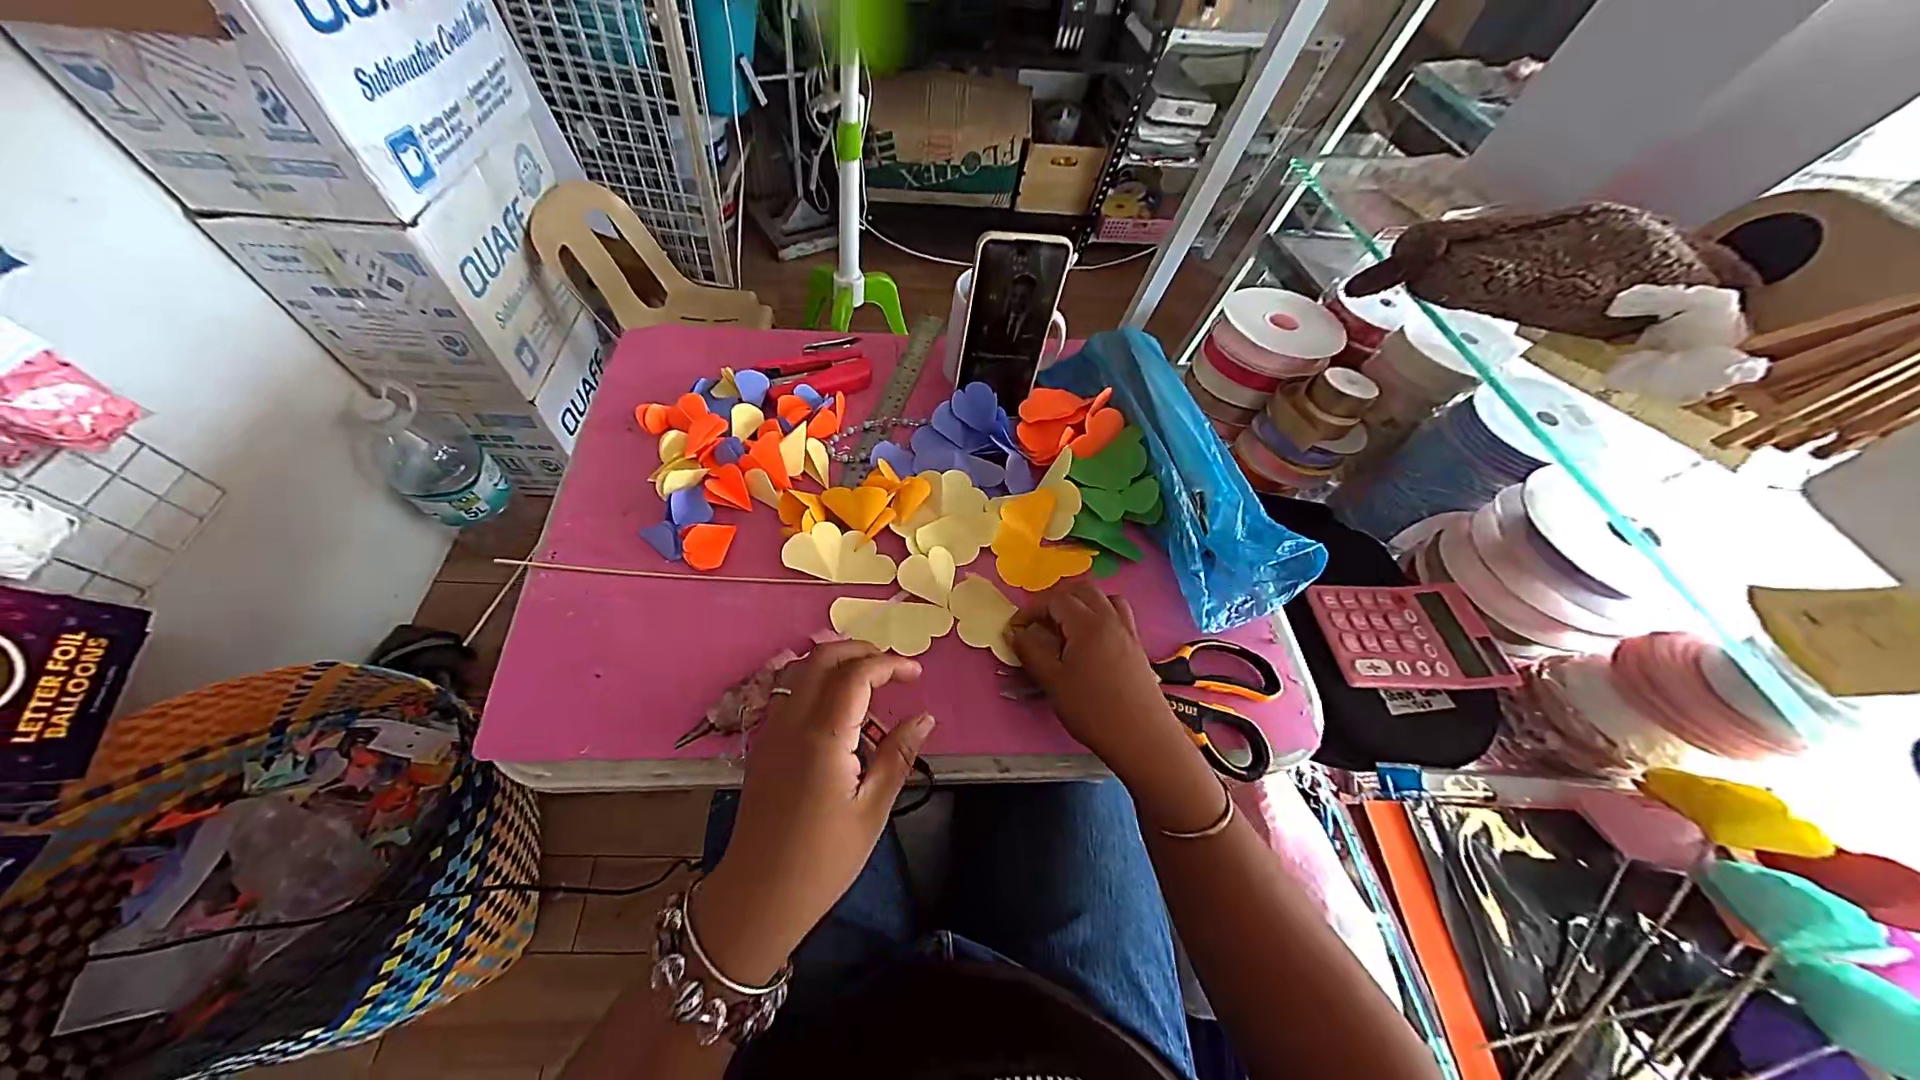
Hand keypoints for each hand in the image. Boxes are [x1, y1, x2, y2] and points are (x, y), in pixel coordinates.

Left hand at [694, 642, 933, 983]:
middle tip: (892, 669)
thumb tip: (923, 718)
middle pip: (821, 657)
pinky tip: (840, 716)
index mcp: (822, 737)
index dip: (889, 664)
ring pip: (800, 671)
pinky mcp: (763, 745)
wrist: (757, 896)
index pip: (856, 675)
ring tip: (870, 690)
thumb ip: (898, 755)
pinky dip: (817, 685)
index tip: (916, 674)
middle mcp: (791, 722)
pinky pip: (789, 694)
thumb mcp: (872, 809)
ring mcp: (771, 731)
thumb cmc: (823, 860)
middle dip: (860, 651)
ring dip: (836, 664)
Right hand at [1010, 581, 1222, 831]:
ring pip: (1104, 598)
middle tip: (1040, 624)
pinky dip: (1101, 615)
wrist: (1142, 737)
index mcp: (1087, 623)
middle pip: (1082, 590)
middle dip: (1057, 600)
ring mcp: (1128, 631)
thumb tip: (1016, 632)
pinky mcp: (1137, 646)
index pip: (1055, 600)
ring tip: (1067, 627)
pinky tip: (1091, 642)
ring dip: (1082, 604)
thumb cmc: (1093, 710)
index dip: (1031, 610)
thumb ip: (1031, 652)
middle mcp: (1110, 619)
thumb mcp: (1053, 682)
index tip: (1016, 629)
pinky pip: (1118, 615)